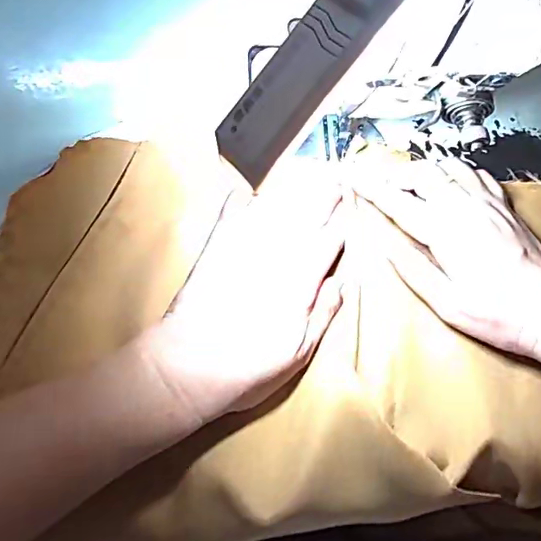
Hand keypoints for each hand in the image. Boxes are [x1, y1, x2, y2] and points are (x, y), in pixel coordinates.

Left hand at [138, 168, 347, 426]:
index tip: (353, 203)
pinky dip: (247, 198)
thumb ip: (323, 313)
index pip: (331, 236)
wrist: (188, 363)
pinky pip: (235, 208)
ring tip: (308, 174)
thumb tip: (342, 282)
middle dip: (325, 193)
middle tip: (337, 178)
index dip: (344, 218)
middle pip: (307, 210)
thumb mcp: (299, 353)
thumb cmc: (248, 366)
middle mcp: (277, 250)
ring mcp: (245, 242)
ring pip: (276, 203)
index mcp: (302, 276)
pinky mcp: (217, 242)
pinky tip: (252, 193)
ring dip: (294, 187)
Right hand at [350, 155, 540, 365]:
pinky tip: (452, 182)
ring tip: (408, 180)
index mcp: (445, 230)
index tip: (351, 176)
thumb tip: (383, 242)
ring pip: (448, 166)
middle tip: (378, 184)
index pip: (396, 200)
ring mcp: (488, 204)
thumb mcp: (446, 302)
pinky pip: (475, 174)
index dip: (369, 186)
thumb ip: (410, 267)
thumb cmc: (503, 315)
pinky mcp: (505, 207)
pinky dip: (455, 171)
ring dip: (423, 169)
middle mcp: (466, 208)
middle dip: (394, 174)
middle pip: (421, 172)